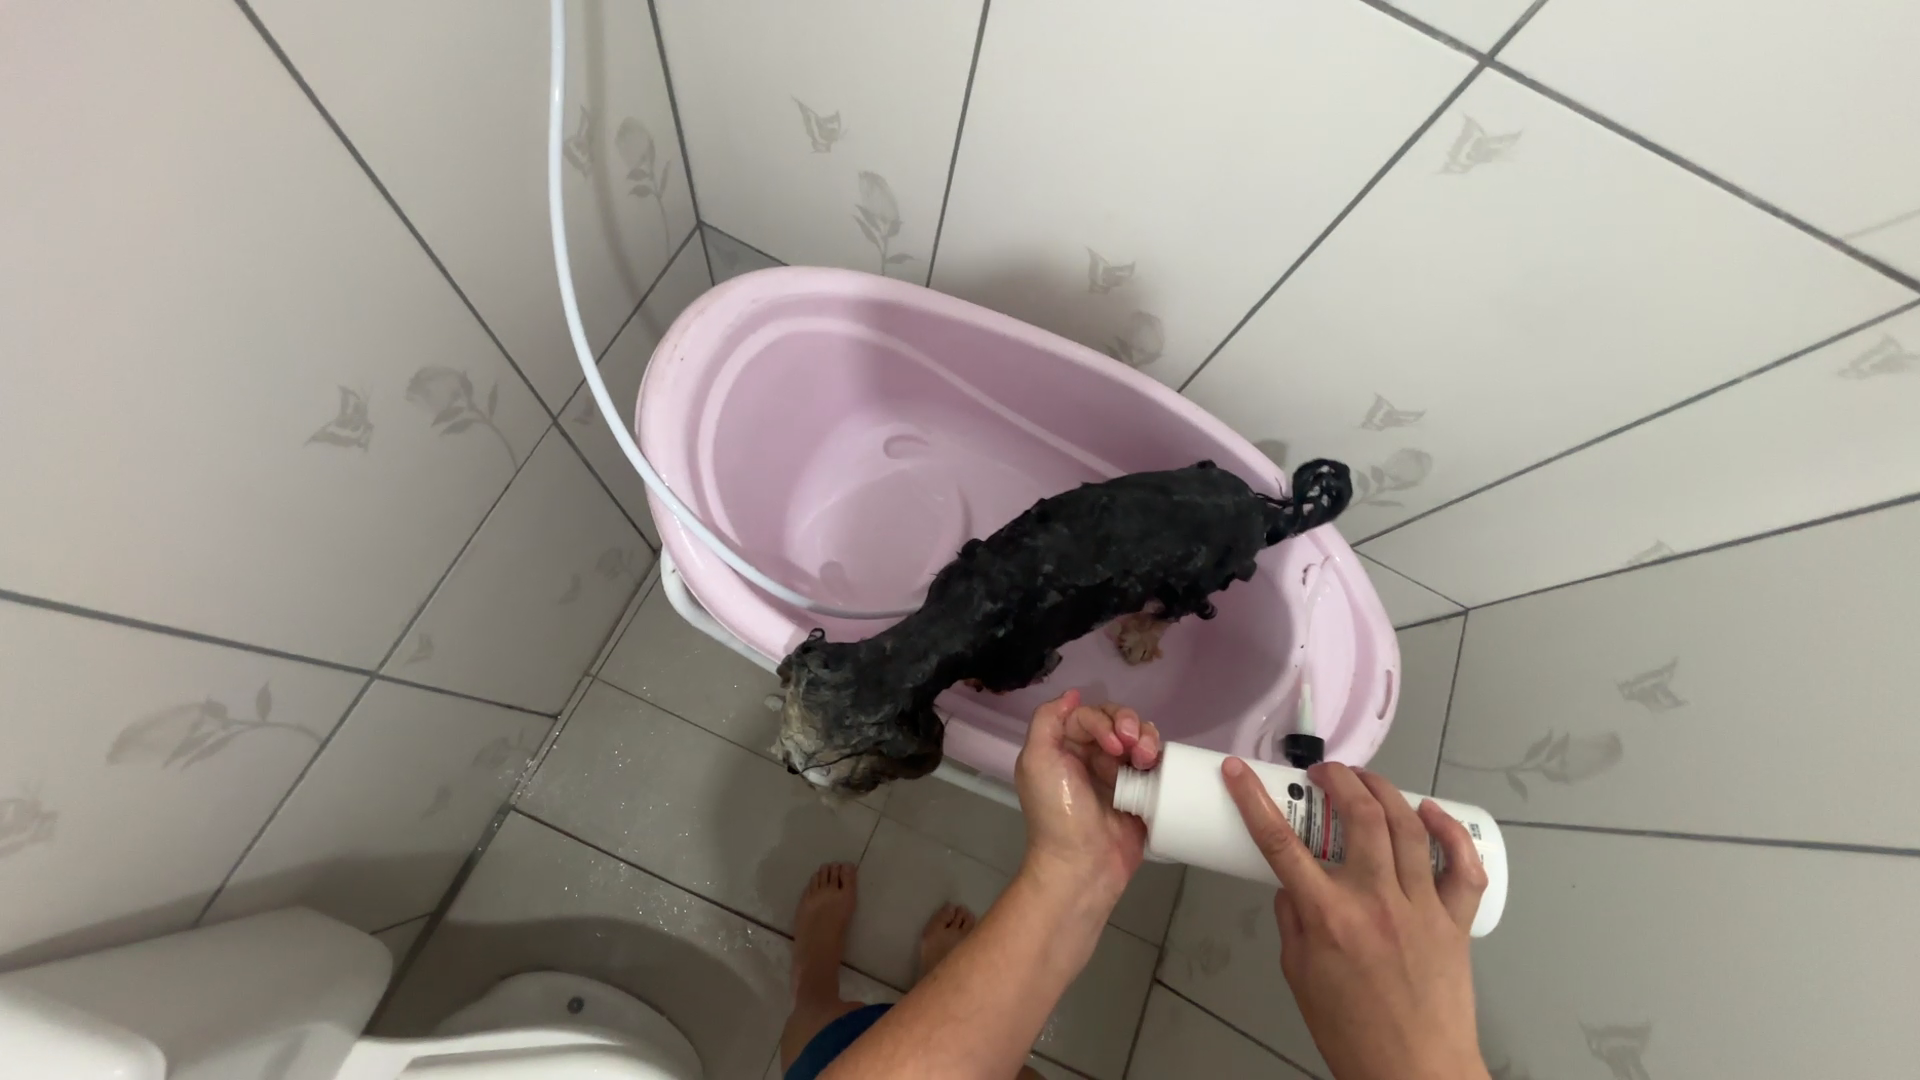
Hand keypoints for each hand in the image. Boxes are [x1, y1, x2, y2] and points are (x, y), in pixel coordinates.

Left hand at [1013, 689, 1161, 903]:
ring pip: (1138, 737)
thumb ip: (1047, 720)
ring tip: (1146, 758)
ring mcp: (1118, 774)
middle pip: (1116, 720)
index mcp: (1064, 746)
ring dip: (1146, 738)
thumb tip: (1072, 694)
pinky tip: (1157, 765)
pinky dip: (1158, 757)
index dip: (1102, 721)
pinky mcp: (1141, 793)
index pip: (1088, 715)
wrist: (1082, 865)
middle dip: (1129, 724)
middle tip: (1133, 745)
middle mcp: (1090, 756)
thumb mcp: (1036, 760)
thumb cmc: (1057, 812)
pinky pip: (1154, 764)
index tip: (1112, 744)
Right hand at [1223, 760, 1489, 1079]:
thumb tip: (1294, 882)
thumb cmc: (1347, 1030)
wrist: (1417, 1077)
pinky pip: (1462, 869)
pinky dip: (1450, 833)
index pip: (1279, 841)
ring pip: (1408, 828)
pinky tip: (1430, 811)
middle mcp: (1375, 901)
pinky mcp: (1456, 923)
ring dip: (1384, 791)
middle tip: (1321, 772)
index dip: (1252, 798)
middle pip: (1359, 817)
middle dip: (1337, 779)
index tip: (1236, 769)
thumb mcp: (1298, 971)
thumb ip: (1293, 917)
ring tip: (1364, 780)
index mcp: (1328, 915)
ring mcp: (1422, 909)